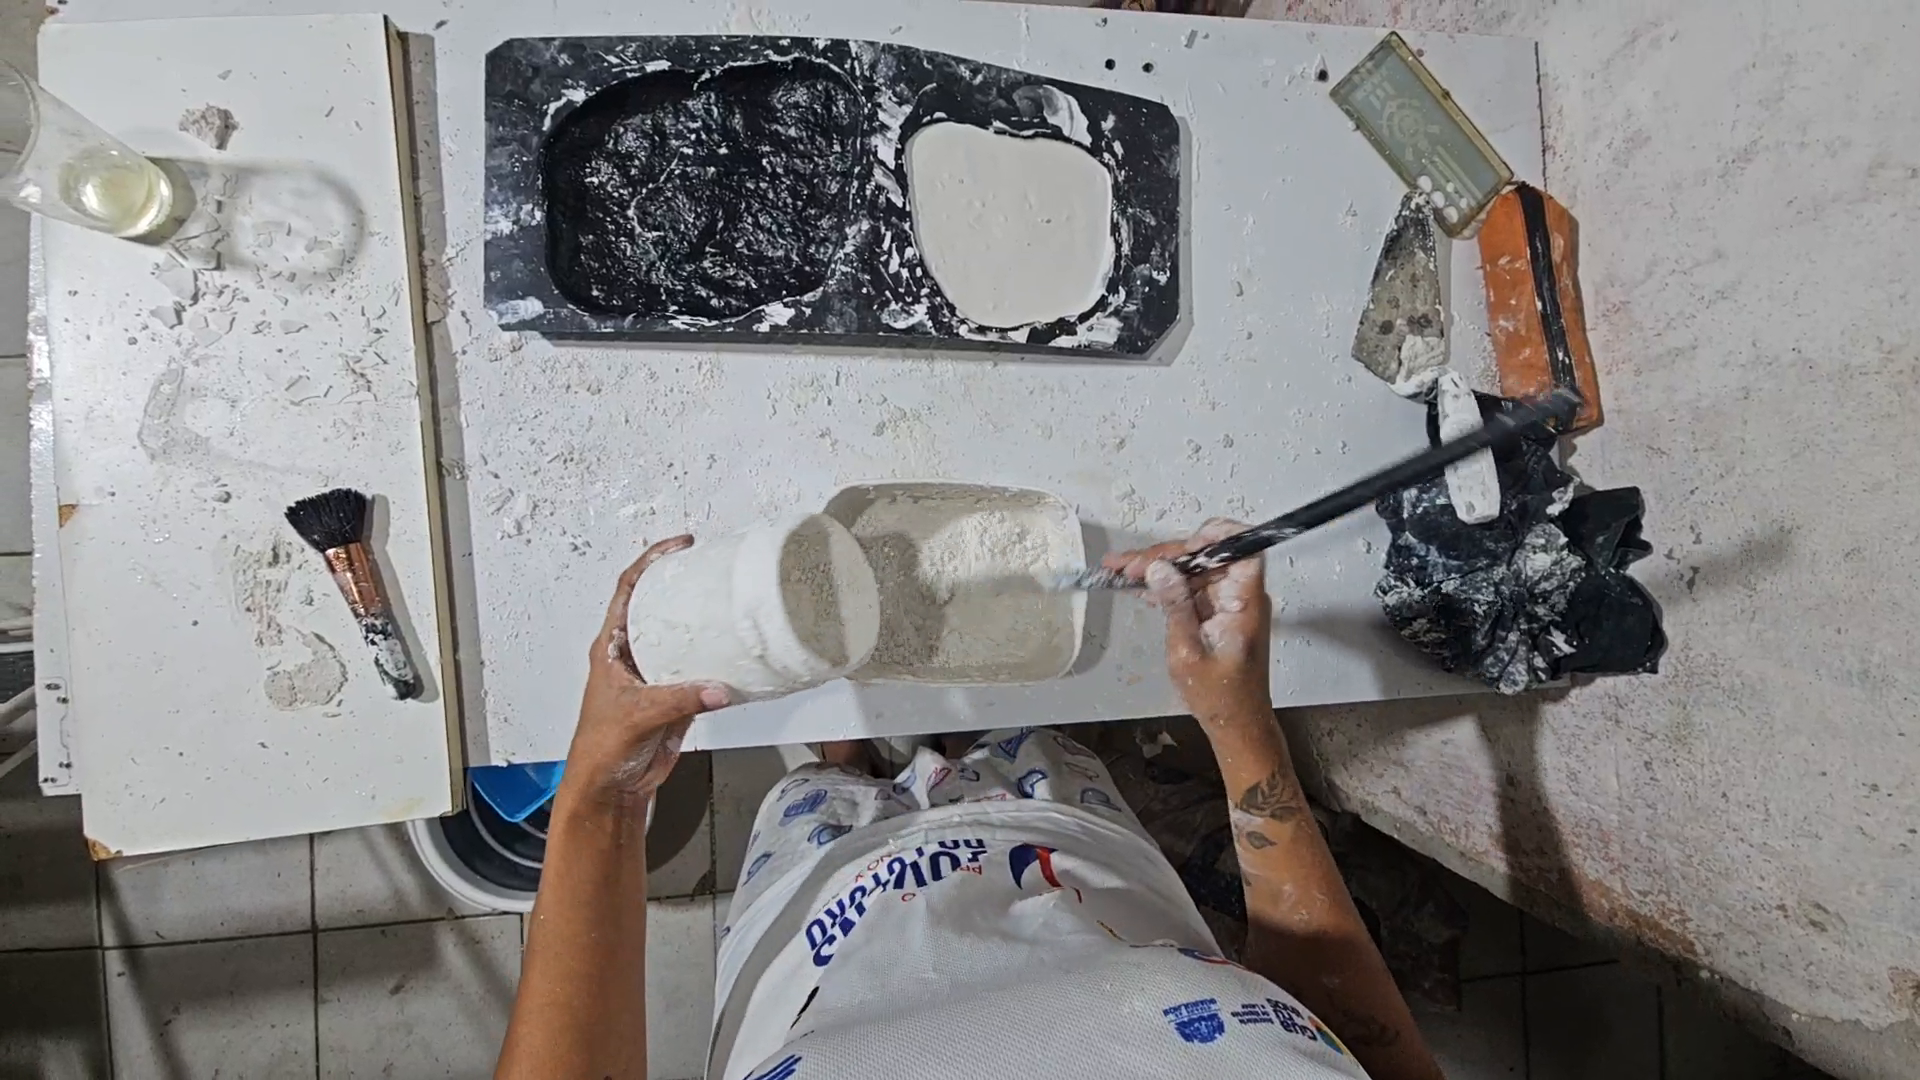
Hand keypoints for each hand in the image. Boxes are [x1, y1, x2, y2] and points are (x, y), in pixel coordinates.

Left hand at [563, 536, 730, 804]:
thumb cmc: (601, 749)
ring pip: (684, 635)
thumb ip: (679, 699)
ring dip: (704, 621)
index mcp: (612, 647)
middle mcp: (635, 653)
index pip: (628, 589)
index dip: (651, 562)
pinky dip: (721, 659)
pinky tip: (738, 653)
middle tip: (711, 566)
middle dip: (683, 582)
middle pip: (659, 605)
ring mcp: (657, 672)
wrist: (612, 787)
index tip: (679, 547)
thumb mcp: (636, 716)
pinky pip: (703, 668)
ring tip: (731, 603)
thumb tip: (719, 687)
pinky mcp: (678, 694)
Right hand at [1103, 519, 1271, 731]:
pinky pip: (1188, 588)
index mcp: (1242, 601)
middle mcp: (1238, 595)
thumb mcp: (1187, 650)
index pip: (1243, 550)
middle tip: (1126, 564)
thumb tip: (1158, 568)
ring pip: (1191, 571)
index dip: (1216, 536)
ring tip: (1118, 569)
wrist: (1234, 721)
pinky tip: (1133, 585)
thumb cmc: (1217, 694)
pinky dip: (1162, 586)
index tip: (1181, 542)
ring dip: (1156, 569)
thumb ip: (1174, 605)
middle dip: (1165, 556)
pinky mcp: (1213, 611)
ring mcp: (1225, 602)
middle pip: (1205, 557)